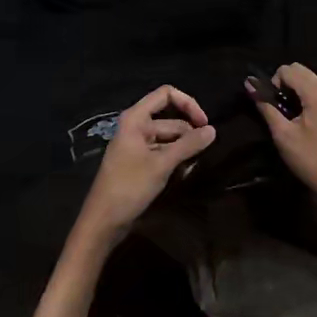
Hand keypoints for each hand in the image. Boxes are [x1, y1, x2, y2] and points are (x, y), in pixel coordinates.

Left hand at [77, 86, 214, 239]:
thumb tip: (213, 130)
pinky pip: (163, 152)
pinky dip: (175, 160)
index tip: (204, 124)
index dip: (188, 104)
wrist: (103, 222)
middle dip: (189, 134)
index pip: (166, 94)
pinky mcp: (140, 163)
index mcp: (136, 119)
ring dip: (183, 150)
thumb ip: (188, 145)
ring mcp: (137, 145)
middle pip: (171, 119)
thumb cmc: (129, 187)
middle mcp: (136, 127)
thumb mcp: (161, 164)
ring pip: (169, 138)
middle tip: (203, 153)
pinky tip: (183, 174)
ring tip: (192, 167)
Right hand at [250, 63, 316, 209]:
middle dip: (284, 82)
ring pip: (310, 79)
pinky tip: (301, 117)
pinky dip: (305, 95)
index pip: (289, 70)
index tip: (271, 104)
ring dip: (294, 88)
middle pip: (301, 70)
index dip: (274, 82)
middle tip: (277, 106)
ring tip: (287, 113)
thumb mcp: (283, 135)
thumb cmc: (309, 159)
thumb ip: (266, 107)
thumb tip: (249, 85)